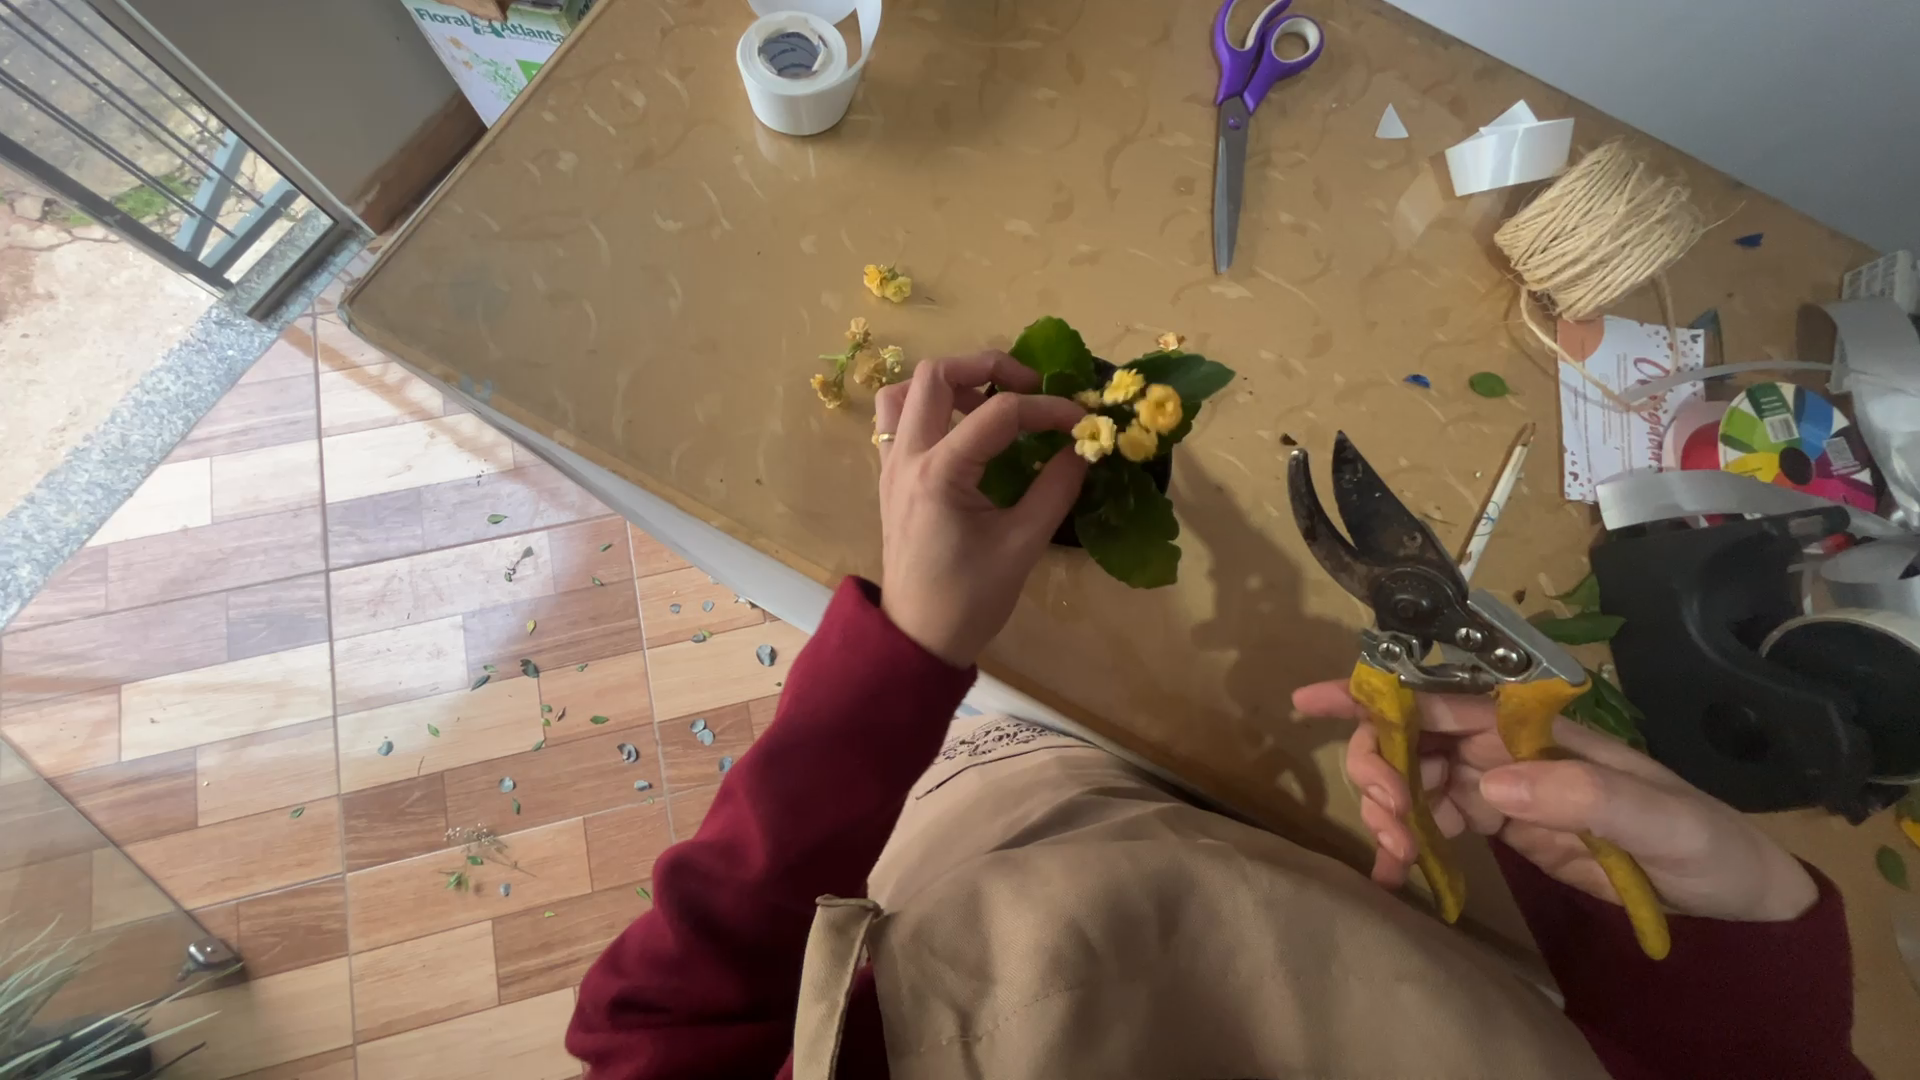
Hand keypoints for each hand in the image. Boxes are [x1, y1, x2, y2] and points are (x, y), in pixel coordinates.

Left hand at [872, 353, 1086, 666]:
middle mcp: (906, 457)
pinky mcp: (889, 478)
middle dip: (989, 366)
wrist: (919, 637)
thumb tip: (1083, 447)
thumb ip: (1056, 487)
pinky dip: (927, 408)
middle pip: (936, 374)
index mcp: (940, 473)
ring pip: (904, 391)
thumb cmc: (971, 598)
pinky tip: (959, 429)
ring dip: (948, 382)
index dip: (1048, 408)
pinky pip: (895, 420)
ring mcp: (890, 465)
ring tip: (987, 402)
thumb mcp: (1024, 544)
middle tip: (1029, 389)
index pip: (998, 413)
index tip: (1082, 420)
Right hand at [1292, 682, 1818, 922]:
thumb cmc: (1701, 843)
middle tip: (1386, 814)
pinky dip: (1404, 843)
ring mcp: (1489, 782)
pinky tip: (1394, 871)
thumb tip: (1488, 784)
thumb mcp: (1659, 819)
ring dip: (1387, 810)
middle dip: (1377, 767)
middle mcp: (1496, 745)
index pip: (1435, 699)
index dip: (1369, 695)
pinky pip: (1427, 820)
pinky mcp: (1488, 821)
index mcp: (1526, 727)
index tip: (1310, 701)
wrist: (1725, 899)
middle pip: (1406, 737)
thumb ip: (1582, 793)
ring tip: (1397, 852)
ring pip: (1408, 778)